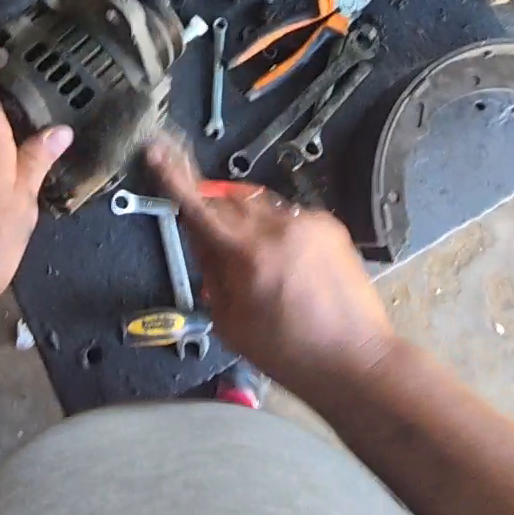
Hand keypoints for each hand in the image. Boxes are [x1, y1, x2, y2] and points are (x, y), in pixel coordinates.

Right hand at [148, 140, 395, 388]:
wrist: (356, 360)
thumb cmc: (290, 352)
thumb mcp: (230, 321)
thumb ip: (209, 268)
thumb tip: (197, 234)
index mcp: (248, 254)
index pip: (199, 206)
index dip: (173, 177)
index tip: (157, 154)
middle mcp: (277, 228)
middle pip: (228, 200)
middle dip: (213, 212)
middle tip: (212, 241)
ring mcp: (306, 222)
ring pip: (258, 204)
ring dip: (246, 220)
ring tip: (255, 261)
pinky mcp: (328, 224)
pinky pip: (287, 214)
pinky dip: (276, 229)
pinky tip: (284, 262)